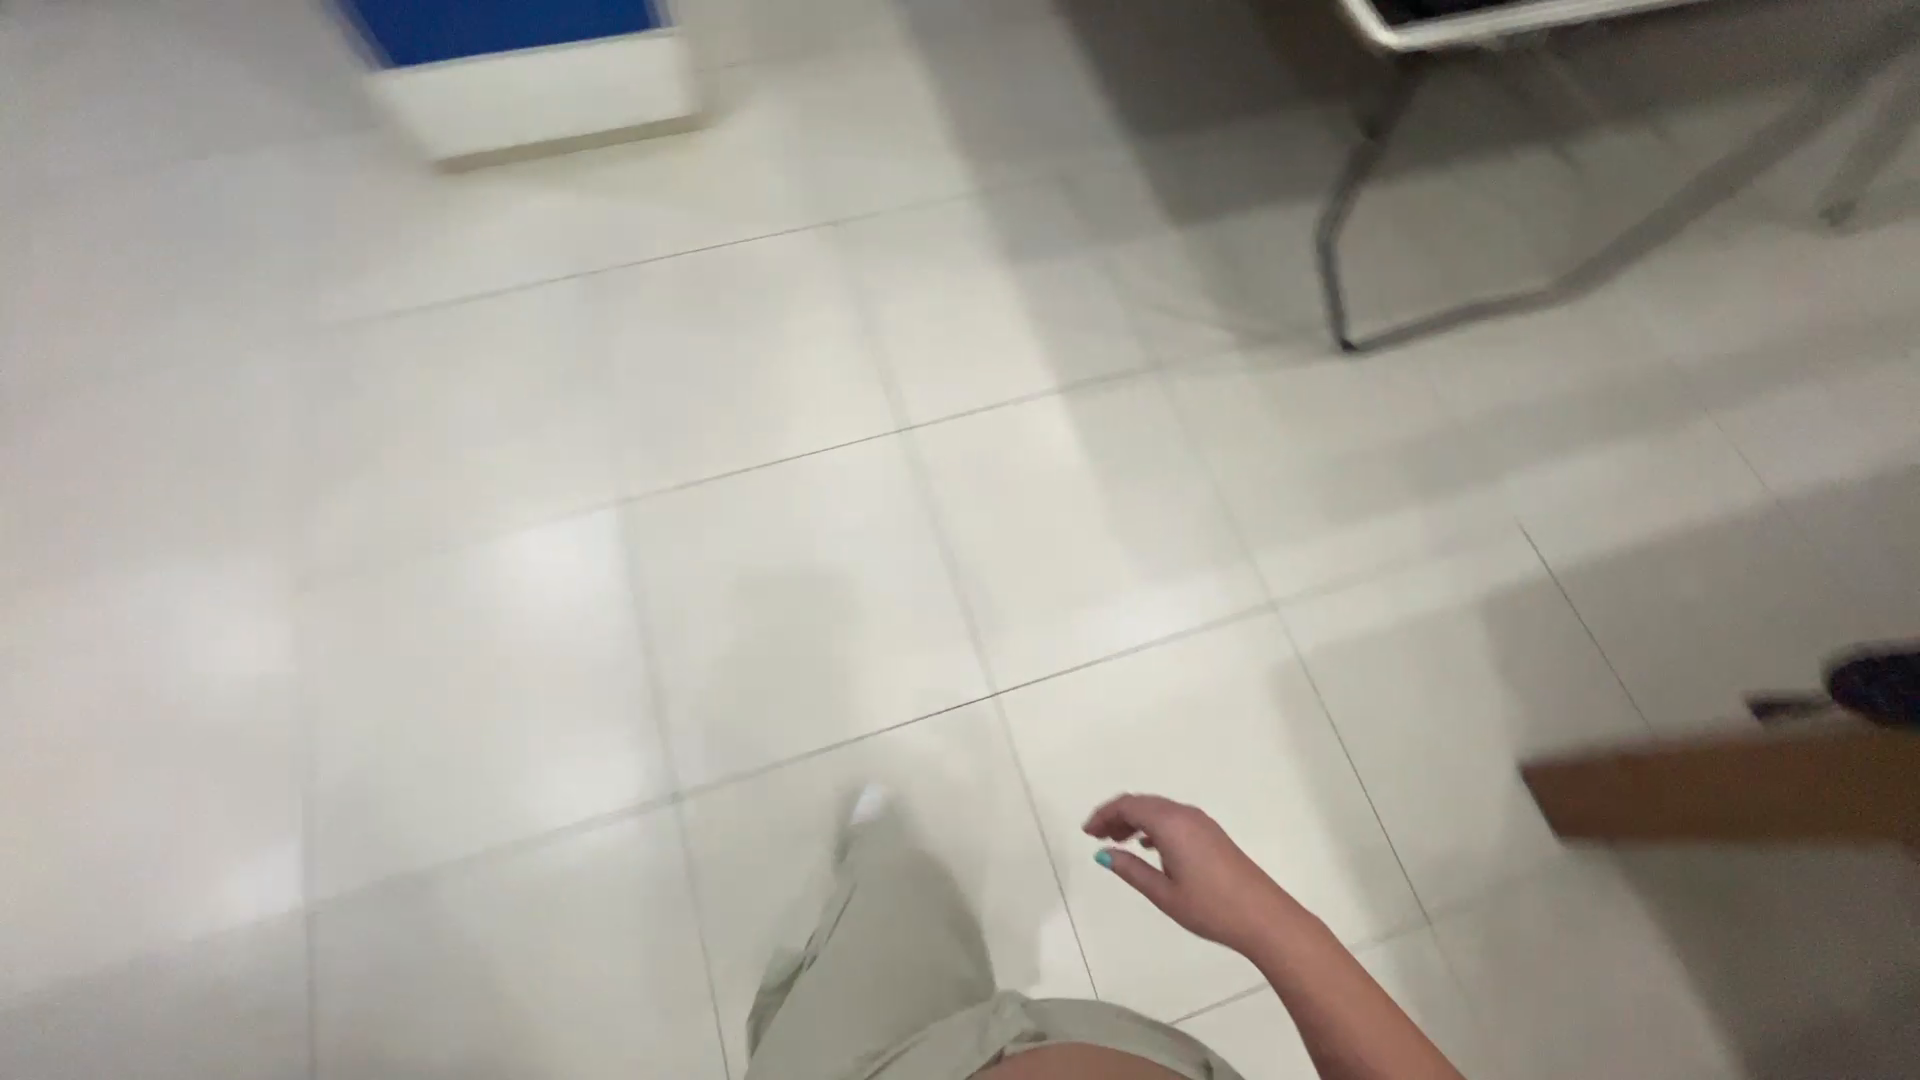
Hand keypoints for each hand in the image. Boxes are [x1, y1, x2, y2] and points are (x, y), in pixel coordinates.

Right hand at [1083, 794, 1300, 953]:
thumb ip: (1131, 870)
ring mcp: (1201, 822)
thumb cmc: (1210, 907)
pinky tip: (1148, 846)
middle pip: (1142, 803)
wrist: (1265, 918)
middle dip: (1116, 815)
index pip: (1128, 805)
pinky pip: (1173, 818)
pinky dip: (1153, 825)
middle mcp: (1184, 814)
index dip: (1104, 815)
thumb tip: (1103, 854)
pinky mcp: (1211, 833)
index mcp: (1170, 823)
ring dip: (1135, 820)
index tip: (1087, 833)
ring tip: (1117, 842)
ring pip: (1158, 810)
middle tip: (1097, 837)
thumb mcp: (1164, 893)